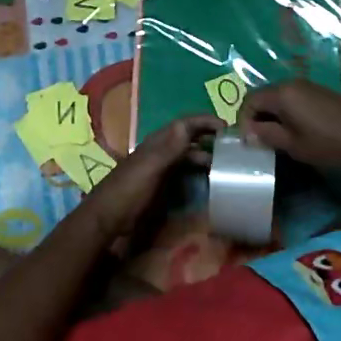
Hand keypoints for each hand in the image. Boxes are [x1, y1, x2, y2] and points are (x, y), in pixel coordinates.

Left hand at [79, 115, 222, 239]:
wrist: (108, 219)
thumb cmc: (127, 191)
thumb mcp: (149, 168)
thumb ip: (168, 148)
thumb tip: (186, 125)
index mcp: (157, 143)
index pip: (184, 124)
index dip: (205, 121)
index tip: (228, 127)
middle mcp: (160, 151)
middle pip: (187, 137)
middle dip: (208, 137)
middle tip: (233, 146)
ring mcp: (160, 168)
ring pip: (187, 155)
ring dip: (205, 155)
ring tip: (226, 163)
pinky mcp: (161, 184)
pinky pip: (183, 171)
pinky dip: (197, 171)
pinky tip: (209, 179)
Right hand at [238, 80, 340, 169]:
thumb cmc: (330, 143)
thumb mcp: (293, 145)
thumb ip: (266, 135)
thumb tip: (248, 133)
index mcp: (282, 94)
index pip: (249, 101)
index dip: (243, 121)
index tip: (248, 143)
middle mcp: (292, 84)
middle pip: (263, 97)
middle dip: (257, 119)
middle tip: (260, 143)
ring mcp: (308, 87)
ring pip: (279, 99)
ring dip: (272, 117)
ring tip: (277, 140)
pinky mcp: (321, 94)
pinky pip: (293, 100)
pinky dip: (287, 114)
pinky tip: (296, 133)